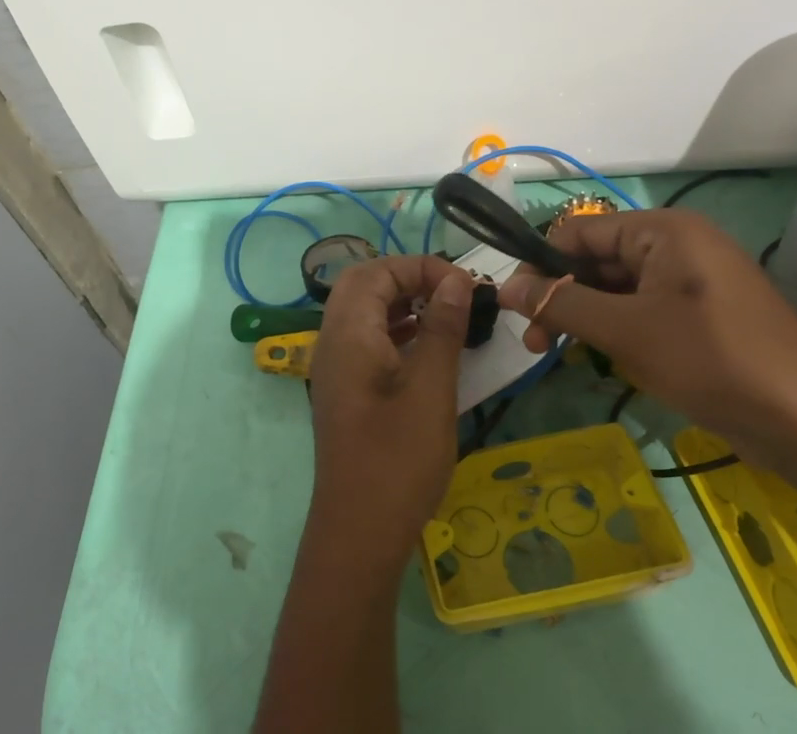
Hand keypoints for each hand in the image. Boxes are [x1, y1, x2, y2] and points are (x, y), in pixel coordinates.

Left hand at [304, 256, 475, 571]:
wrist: (359, 529)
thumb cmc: (398, 460)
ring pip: (362, 312)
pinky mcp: (345, 390)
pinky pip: (365, 340)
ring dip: (401, 301)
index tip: (465, 283)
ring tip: (447, 311)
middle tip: (453, 291)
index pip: (375, 271)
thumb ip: (442, 330)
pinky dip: (395, 329)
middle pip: (362, 285)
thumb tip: (456, 281)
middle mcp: (331, 342)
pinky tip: (428, 344)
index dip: (419, 266)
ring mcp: (334, 367)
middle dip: (407, 277)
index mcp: (347, 334)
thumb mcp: (431, 390)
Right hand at [496, 209, 796, 467]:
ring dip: (583, 319)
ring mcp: (690, 285)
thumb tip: (503, 288)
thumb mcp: (624, 330)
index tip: (515, 309)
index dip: (540, 266)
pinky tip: (601, 361)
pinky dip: (614, 332)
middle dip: (560, 297)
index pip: (577, 233)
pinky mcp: (700, 320)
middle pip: (595, 261)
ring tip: (559, 356)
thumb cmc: (710, 358)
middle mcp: (676, 247)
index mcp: (662, 231)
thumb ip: (560, 303)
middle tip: (535, 344)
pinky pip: (641, 313)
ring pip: (615, 291)